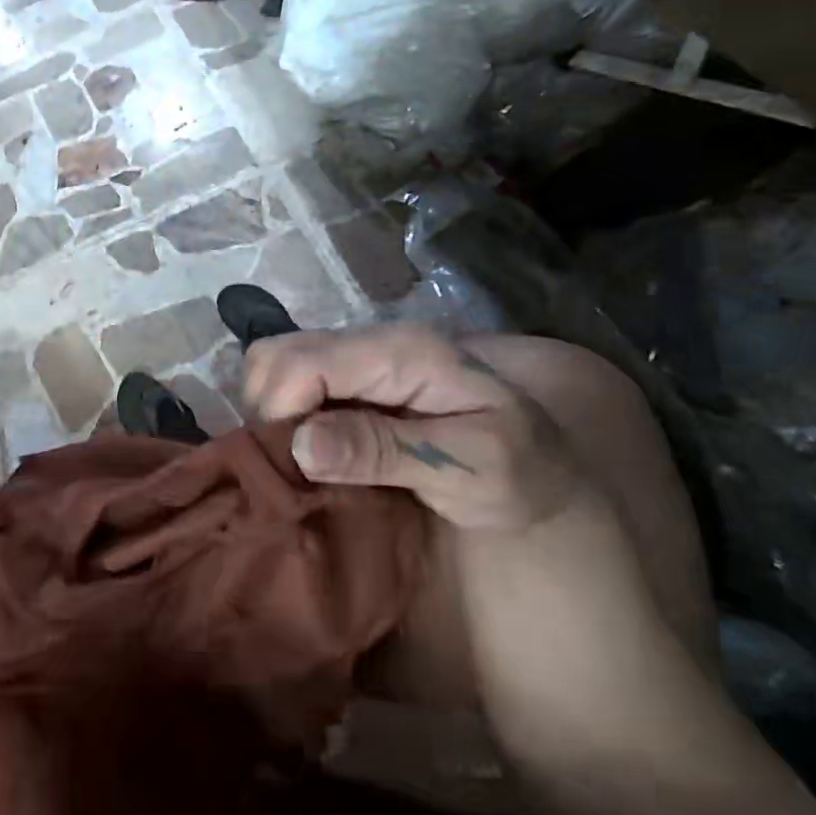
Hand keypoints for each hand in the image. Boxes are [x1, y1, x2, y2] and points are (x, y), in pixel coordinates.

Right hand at [243, 326, 581, 531]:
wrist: (547, 465)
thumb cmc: (522, 473)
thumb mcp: (474, 470)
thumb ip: (387, 453)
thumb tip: (302, 443)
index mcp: (404, 353)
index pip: (303, 362)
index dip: (281, 414)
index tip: (295, 468)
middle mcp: (370, 341)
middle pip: (274, 356)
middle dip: (268, 413)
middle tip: (294, 466)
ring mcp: (355, 356)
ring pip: (272, 366)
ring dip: (271, 415)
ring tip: (300, 460)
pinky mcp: (346, 375)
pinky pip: (287, 382)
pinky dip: (282, 415)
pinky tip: (309, 449)